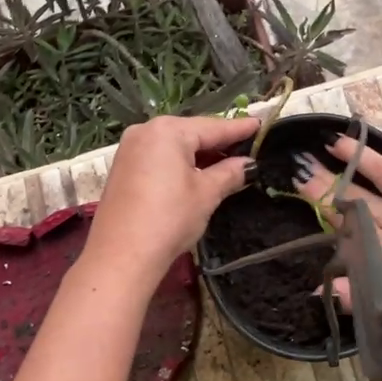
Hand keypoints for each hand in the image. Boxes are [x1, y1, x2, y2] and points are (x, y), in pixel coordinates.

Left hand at [87, 115, 257, 281]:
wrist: (120, 257)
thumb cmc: (169, 218)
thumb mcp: (206, 194)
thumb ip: (230, 173)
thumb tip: (248, 164)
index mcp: (168, 130)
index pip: (213, 127)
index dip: (240, 128)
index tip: (261, 124)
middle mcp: (145, 131)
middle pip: (191, 133)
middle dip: (218, 142)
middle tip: (247, 147)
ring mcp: (130, 149)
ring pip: (174, 146)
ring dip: (200, 154)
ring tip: (228, 161)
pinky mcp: (123, 168)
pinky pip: (159, 157)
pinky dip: (180, 163)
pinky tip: (198, 172)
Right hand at [293, 134, 381, 345]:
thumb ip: (362, 300)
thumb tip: (323, 290)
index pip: (341, 229)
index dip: (318, 210)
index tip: (296, 191)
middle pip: (351, 202)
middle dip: (323, 185)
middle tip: (299, 168)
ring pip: (376, 179)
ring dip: (353, 161)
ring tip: (333, 143)